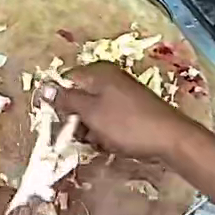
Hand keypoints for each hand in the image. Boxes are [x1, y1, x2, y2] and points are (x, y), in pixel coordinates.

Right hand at [52, 64, 198, 160]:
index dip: (59, 101)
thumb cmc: (126, 124)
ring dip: (91, 128)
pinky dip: (107, 131)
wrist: (170, 138)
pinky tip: (113, 143)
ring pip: (94, 111)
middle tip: (82, 134)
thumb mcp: (90, 112)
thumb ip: (66, 99)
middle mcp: (111, 78)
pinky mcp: (133, 109)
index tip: (59, 121)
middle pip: (80, 96)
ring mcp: (123, 94)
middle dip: (76, 118)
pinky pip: (110, 119)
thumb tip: (44, 87)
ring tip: (101, 140)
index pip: (66, 80)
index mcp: (99, 72)